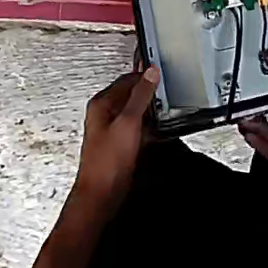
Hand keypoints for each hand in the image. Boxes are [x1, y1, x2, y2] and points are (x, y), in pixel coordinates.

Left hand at [71, 66, 158, 211]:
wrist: (102, 196)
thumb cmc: (107, 162)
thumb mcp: (128, 123)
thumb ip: (140, 96)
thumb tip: (149, 74)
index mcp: (102, 104)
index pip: (125, 80)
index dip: (143, 75)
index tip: (159, 72)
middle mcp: (104, 115)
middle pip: (129, 95)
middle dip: (147, 93)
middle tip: (166, 90)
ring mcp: (111, 131)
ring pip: (133, 113)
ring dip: (149, 111)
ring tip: (166, 109)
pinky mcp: (119, 146)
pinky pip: (136, 130)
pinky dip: (148, 128)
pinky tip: (159, 133)